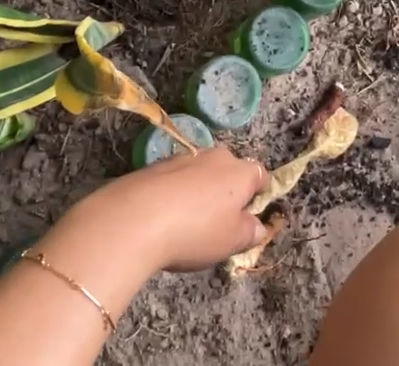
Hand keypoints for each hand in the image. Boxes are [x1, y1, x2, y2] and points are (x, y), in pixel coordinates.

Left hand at [56, 143, 268, 271]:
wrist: (137, 217)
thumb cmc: (196, 231)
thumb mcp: (232, 241)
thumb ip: (250, 232)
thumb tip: (258, 225)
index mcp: (241, 172)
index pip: (261, 176)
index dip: (259, 195)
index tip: (251, 217)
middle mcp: (217, 157)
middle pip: (230, 172)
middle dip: (228, 192)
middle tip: (220, 223)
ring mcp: (185, 157)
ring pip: (202, 174)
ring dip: (201, 192)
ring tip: (188, 223)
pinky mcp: (157, 165)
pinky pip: (177, 179)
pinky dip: (177, 193)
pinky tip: (165, 218)